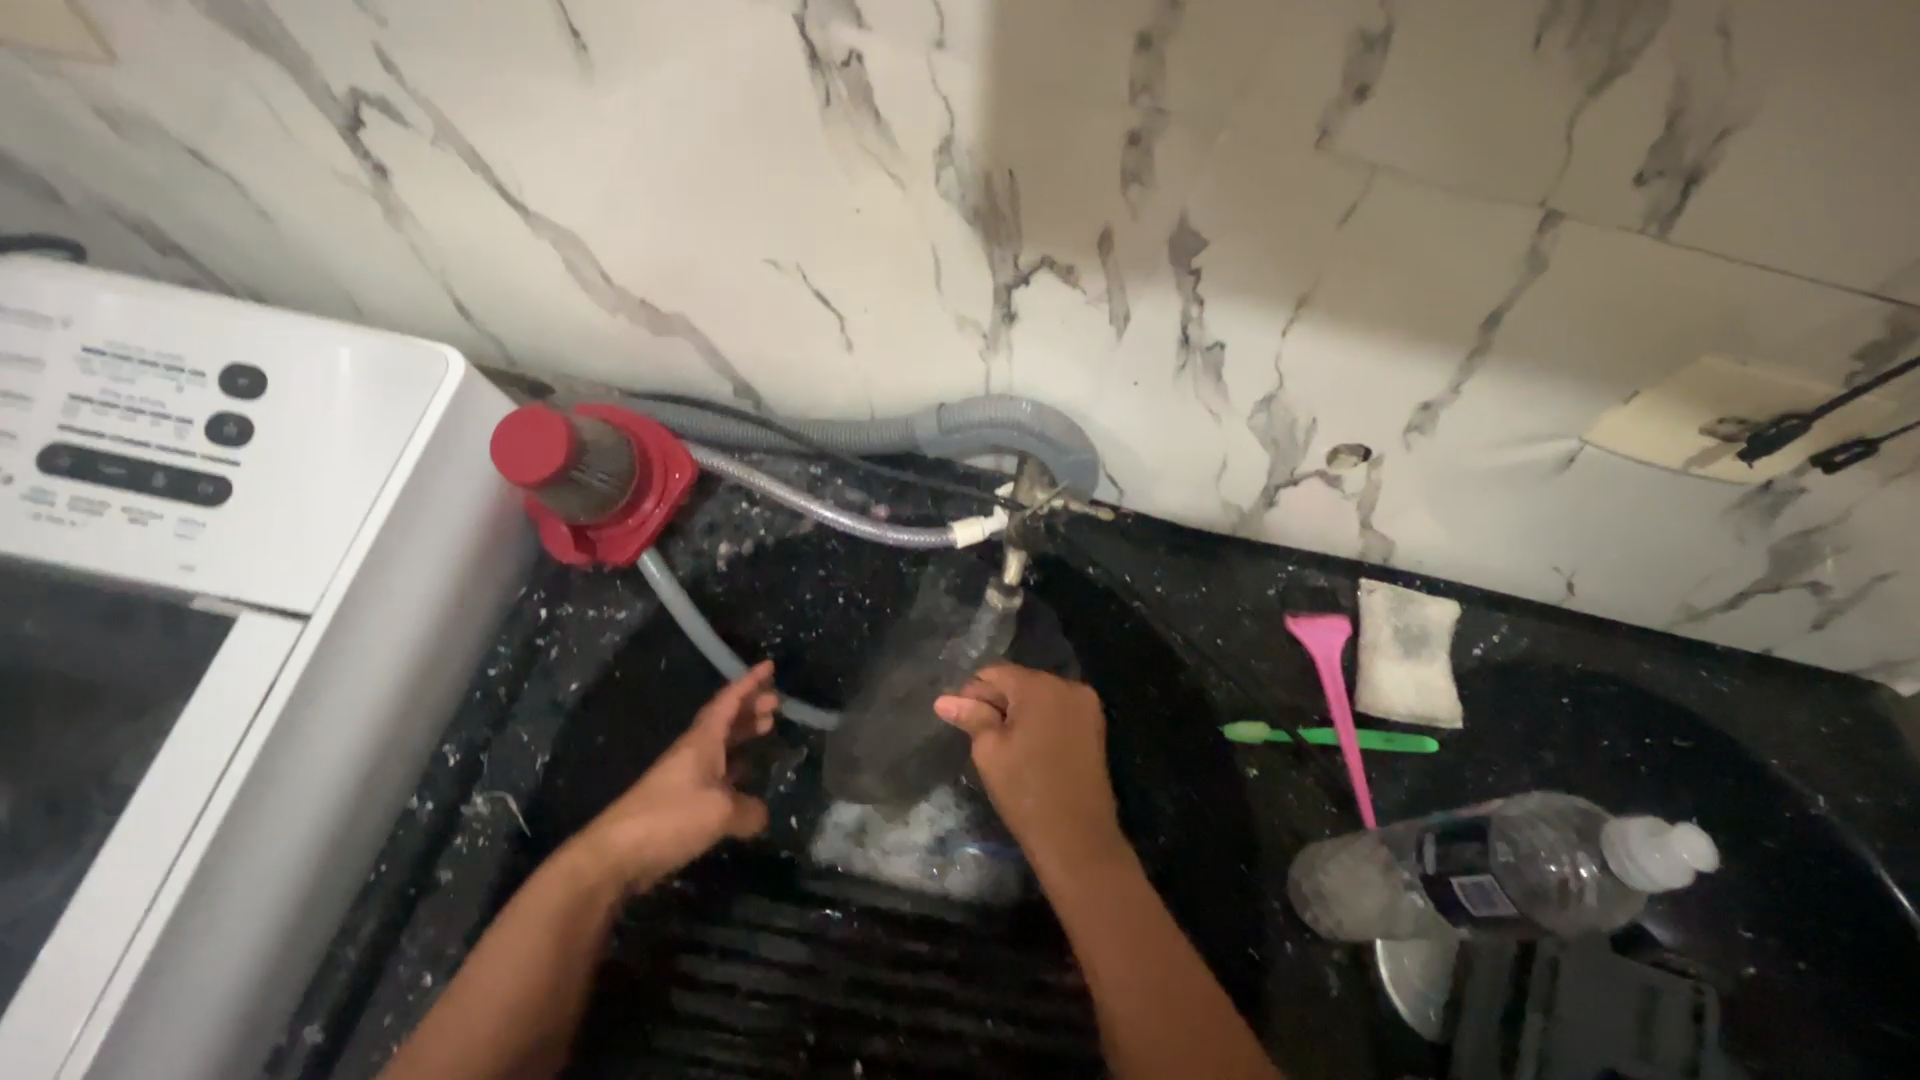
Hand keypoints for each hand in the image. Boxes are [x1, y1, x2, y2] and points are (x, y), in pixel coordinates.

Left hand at [570, 661, 777, 890]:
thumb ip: (749, 810)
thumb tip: (762, 814)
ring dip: (742, 734)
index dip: (749, 683)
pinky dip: (734, 768)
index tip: (769, 666)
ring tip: (766, 728)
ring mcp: (684, 778)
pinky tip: (746, 776)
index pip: (728, 702)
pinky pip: (714, 774)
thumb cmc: (670, 818)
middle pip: (723, 721)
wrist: (616, 855)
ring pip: (719, 746)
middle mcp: (692, 754)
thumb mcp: (720, 812)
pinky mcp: (680, 804)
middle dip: (748, 707)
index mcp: (701, 742)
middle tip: (776, 702)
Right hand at [934, 664, 1127, 867]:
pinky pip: (1057, 711)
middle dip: (996, 701)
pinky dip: (1039, 721)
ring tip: (1000, 743)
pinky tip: (1026, 746)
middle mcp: (1068, 686)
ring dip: (1018, 711)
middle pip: (1019, 681)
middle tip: (976, 733)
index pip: (995, 673)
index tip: (959, 720)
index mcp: (1040, 686)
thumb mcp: (990, 751)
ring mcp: (1086, 706)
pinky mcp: (1095, 727)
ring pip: (1039, 696)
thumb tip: (943, 700)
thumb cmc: (1026, 791)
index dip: (972, 692)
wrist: (1077, 837)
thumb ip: (971, 717)